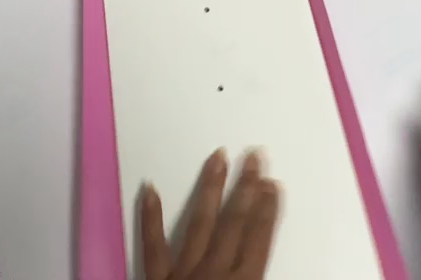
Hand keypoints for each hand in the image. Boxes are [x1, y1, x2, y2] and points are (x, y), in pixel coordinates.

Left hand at [140, 148, 281, 279]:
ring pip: (200, 223)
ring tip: (218, 156)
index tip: (271, 181)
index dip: (267, 209)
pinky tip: (149, 187)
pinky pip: (152, 245)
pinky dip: (150, 217)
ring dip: (210, 188)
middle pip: (233, 223)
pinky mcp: (157, 279)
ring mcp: (182, 273)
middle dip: (245, 187)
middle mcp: (214, 271)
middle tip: (252, 154)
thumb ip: (256, 275)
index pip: (258, 239)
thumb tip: (264, 254)